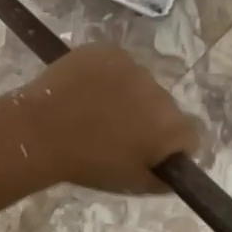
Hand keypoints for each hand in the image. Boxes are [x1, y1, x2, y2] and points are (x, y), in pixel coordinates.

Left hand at [10, 44, 200, 193]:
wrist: (42, 130)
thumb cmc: (89, 162)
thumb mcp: (135, 183)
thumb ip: (166, 176)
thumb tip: (176, 164)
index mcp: (170, 126)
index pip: (188, 134)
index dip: (171, 145)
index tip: (148, 150)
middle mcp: (158, 90)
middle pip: (164, 105)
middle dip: (148, 117)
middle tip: (117, 129)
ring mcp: (131, 65)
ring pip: (140, 82)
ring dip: (128, 93)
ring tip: (97, 107)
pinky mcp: (107, 49)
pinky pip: (117, 63)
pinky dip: (108, 73)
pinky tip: (88, 87)